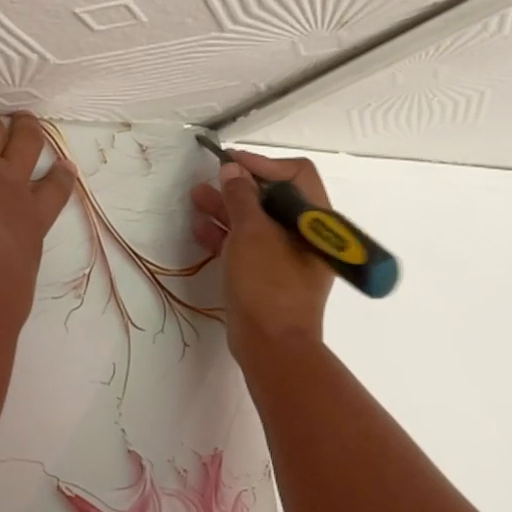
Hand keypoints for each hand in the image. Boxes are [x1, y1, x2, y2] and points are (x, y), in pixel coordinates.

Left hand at [0, 111, 76, 283]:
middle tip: (24, 119)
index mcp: (32, 216)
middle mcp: (9, 184)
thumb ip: (12, 273)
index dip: (60, 176)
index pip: (54, 190)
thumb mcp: (17, 280)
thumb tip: (4, 290)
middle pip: (25, 143)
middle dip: (26, 129)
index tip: (64, 166)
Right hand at [190, 150, 334, 366]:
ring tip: (196, 198)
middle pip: (274, 196)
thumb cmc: (267, 283)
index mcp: (315, 221)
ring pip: (257, 221)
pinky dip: (226, 234)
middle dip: (239, 186)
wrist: (272, 348)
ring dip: (227, 207)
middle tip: (211, 179)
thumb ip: (241, 196)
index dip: (263, 163)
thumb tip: (233, 169)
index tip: (232, 164)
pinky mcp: (269, 275)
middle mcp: (306, 235)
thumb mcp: (251, 232)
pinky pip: (249, 245)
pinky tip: (200, 228)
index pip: (295, 174)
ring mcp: (288, 257)